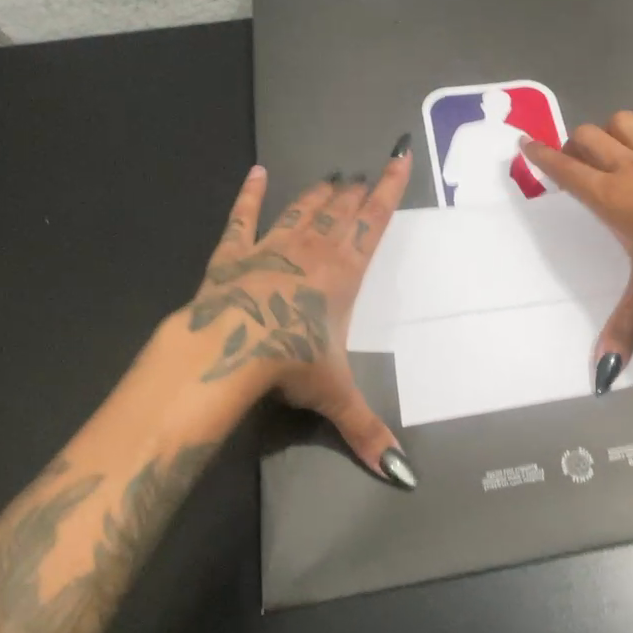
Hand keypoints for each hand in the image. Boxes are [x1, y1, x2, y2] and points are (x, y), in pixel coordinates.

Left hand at [181, 139, 417, 487]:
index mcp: (345, 271)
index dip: (389, 185)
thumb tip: (404, 479)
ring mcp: (271, 246)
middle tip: (362, 174)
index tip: (399, 154)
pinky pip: (243, 217)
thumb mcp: (336, 396)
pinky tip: (256, 173)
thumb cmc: (289, 362)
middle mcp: (313, 248)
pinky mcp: (233, 253)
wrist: (228, 349)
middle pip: (340, 208)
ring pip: (301, 207)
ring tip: (331, 178)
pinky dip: (249, 193)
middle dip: (355, 190)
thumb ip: (368, 433)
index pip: (375, 219)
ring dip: (318, 192)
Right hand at [521, 97, 632, 392]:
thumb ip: (624, 328)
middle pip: (589, 138)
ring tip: (613, 142)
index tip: (524, 142)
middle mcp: (628, 168)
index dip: (540, 155)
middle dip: (574, 143)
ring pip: (625, 123)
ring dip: (613, 127)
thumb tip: (602, 375)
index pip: (564, 169)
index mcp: (609, 197)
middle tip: (574, 159)